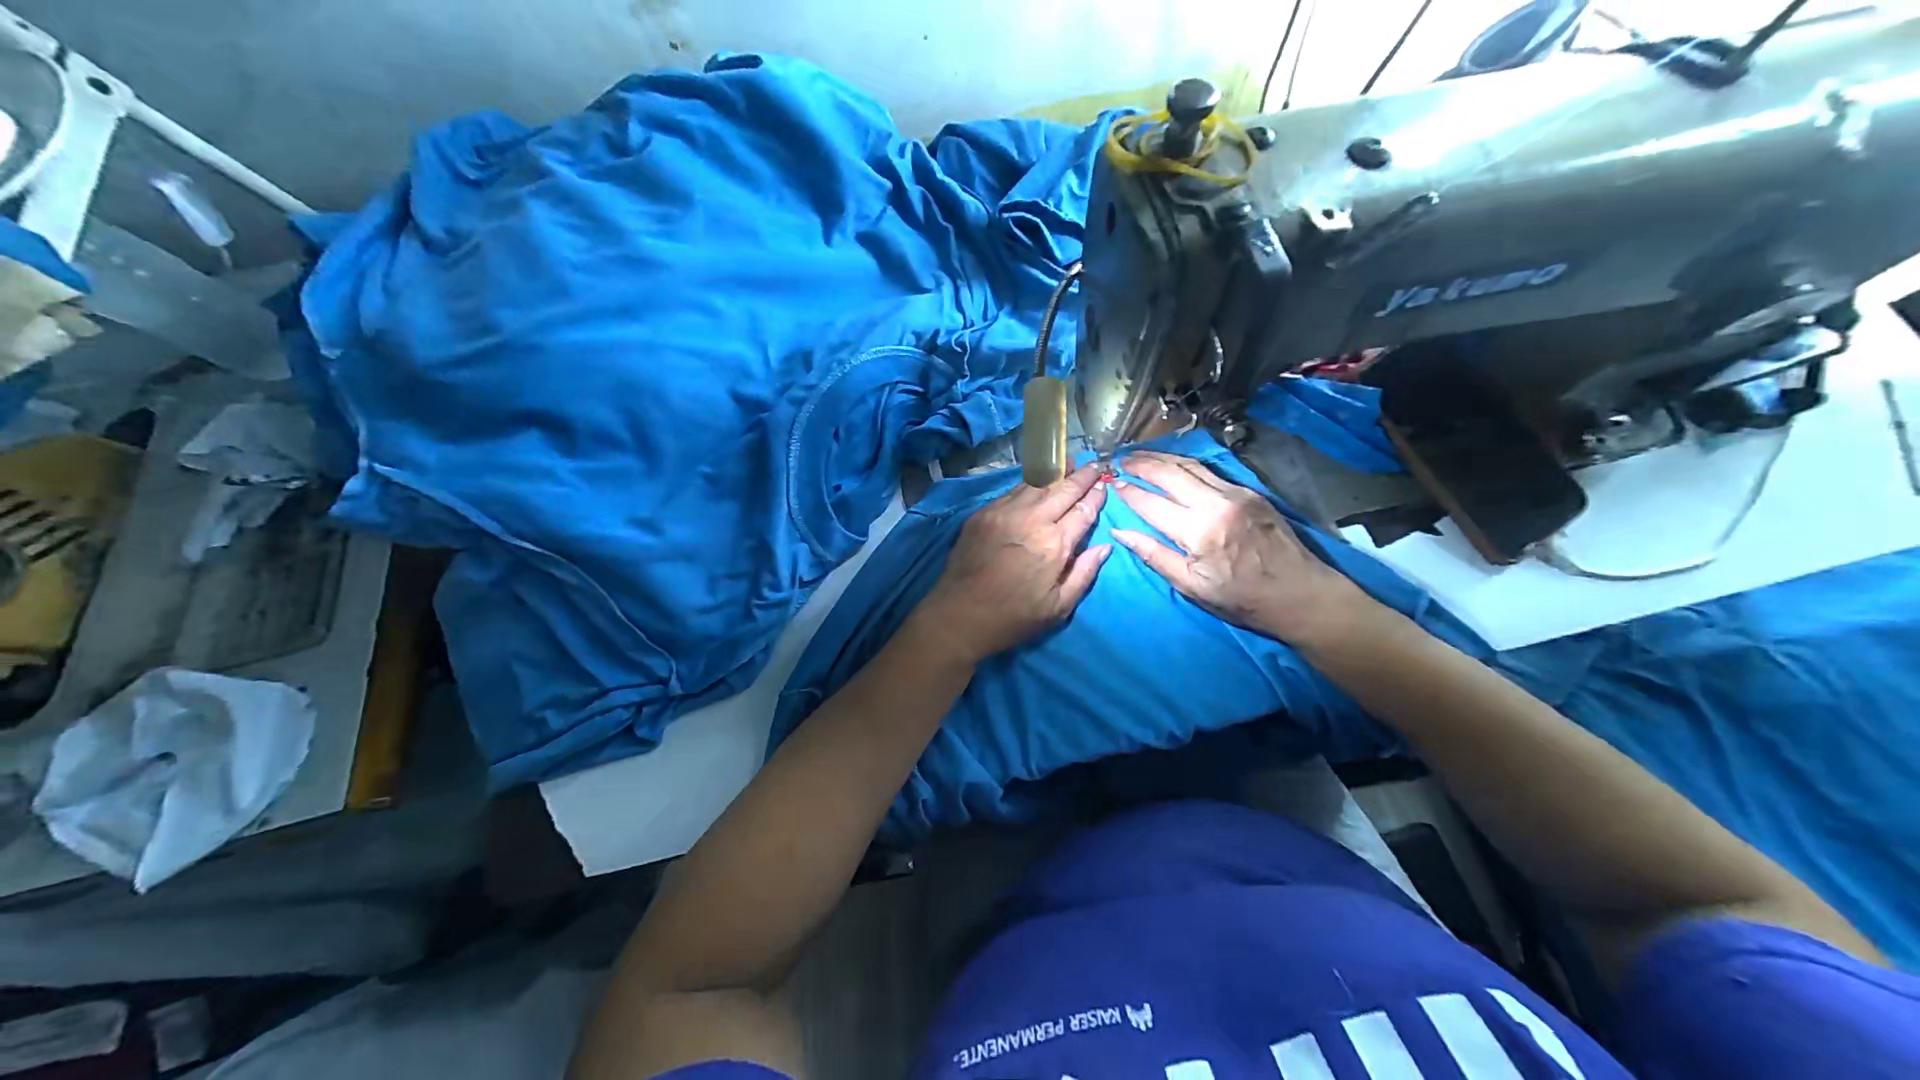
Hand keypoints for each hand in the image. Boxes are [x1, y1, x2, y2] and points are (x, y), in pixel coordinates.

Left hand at [909, 464, 1112, 664]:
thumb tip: (1104, 547)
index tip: (1105, 483)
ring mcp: (1004, 513)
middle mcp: (1031, 520)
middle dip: (1082, 476)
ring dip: (1056, 474)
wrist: (958, 615)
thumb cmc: (1012, 618)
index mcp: (1054, 544)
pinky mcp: (983, 514)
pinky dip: (1030, 485)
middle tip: (1095, 464)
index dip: (1096, 495)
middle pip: (1062, 490)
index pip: (1083, 510)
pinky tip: (1037, 483)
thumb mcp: (1058, 608)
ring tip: (1070, 464)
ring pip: (1037, 485)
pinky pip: (1013, 492)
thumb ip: (1084, 574)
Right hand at [1110, 450, 1375, 647]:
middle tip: (1121, 461)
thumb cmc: (1242, 599)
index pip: (1152, 503)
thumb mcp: (1192, 586)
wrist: (1300, 593)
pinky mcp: (1250, 492)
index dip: (1129, 492)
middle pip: (1170, 473)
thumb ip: (1154, 555)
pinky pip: (1210, 472)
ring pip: (1191, 466)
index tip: (1112, 485)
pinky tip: (1173, 466)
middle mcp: (1216, 504)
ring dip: (1163, 458)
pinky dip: (1185, 465)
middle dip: (1142, 464)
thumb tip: (1121, 532)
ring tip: (1141, 456)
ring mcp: (1236, 493)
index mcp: (1199, 531)